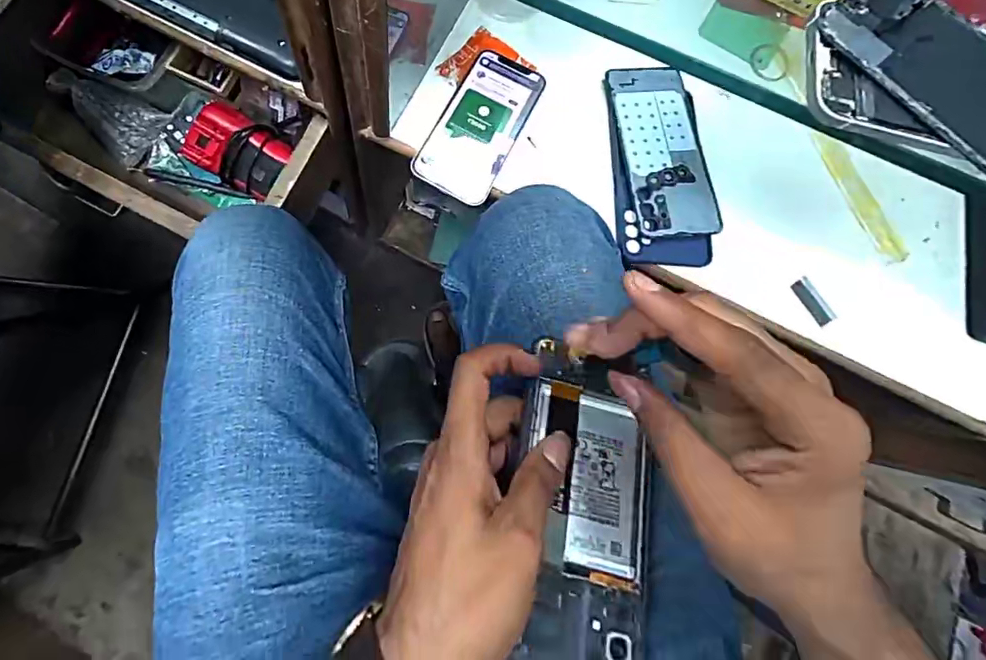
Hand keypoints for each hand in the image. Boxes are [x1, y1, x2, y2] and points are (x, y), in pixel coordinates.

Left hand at [377, 345, 570, 659]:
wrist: (419, 655)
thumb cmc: (468, 596)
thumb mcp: (518, 538)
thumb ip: (538, 482)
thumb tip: (557, 441)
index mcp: (458, 452)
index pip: (470, 375)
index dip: (502, 355)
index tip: (536, 364)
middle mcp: (444, 460)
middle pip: (485, 411)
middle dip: (526, 414)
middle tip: (566, 439)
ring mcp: (441, 486)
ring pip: (484, 444)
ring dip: (519, 448)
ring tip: (558, 473)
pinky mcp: (443, 511)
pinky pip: (476, 472)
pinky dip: (505, 472)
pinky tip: (533, 499)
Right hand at [567, 273, 927, 659]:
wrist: (815, 584)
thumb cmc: (776, 557)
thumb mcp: (716, 509)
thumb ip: (671, 437)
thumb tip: (621, 376)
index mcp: (818, 422)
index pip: (743, 354)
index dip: (683, 318)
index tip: (633, 288)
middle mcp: (809, 387)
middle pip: (724, 328)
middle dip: (654, 320)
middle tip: (592, 334)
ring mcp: (785, 379)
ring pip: (712, 328)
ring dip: (654, 325)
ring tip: (599, 336)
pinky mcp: (759, 382)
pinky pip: (706, 346)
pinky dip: (663, 340)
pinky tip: (628, 340)